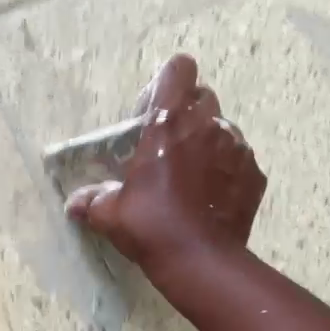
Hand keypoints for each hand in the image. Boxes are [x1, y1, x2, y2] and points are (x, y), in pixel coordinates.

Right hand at [64, 53, 266, 285]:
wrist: (200, 261)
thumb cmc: (150, 226)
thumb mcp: (110, 214)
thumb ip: (93, 200)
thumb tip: (74, 203)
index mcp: (170, 122)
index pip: (179, 69)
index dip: (168, 82)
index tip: (155, 110)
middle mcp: (209, 125)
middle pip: (204, 97)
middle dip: (189, 113)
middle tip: (172, 145)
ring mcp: (238, 148)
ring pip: (225, 130)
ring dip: (210, 143)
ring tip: (194, 177)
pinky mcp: (255, 175)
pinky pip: (241, 162)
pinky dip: (228, 173)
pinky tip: (212, 199)